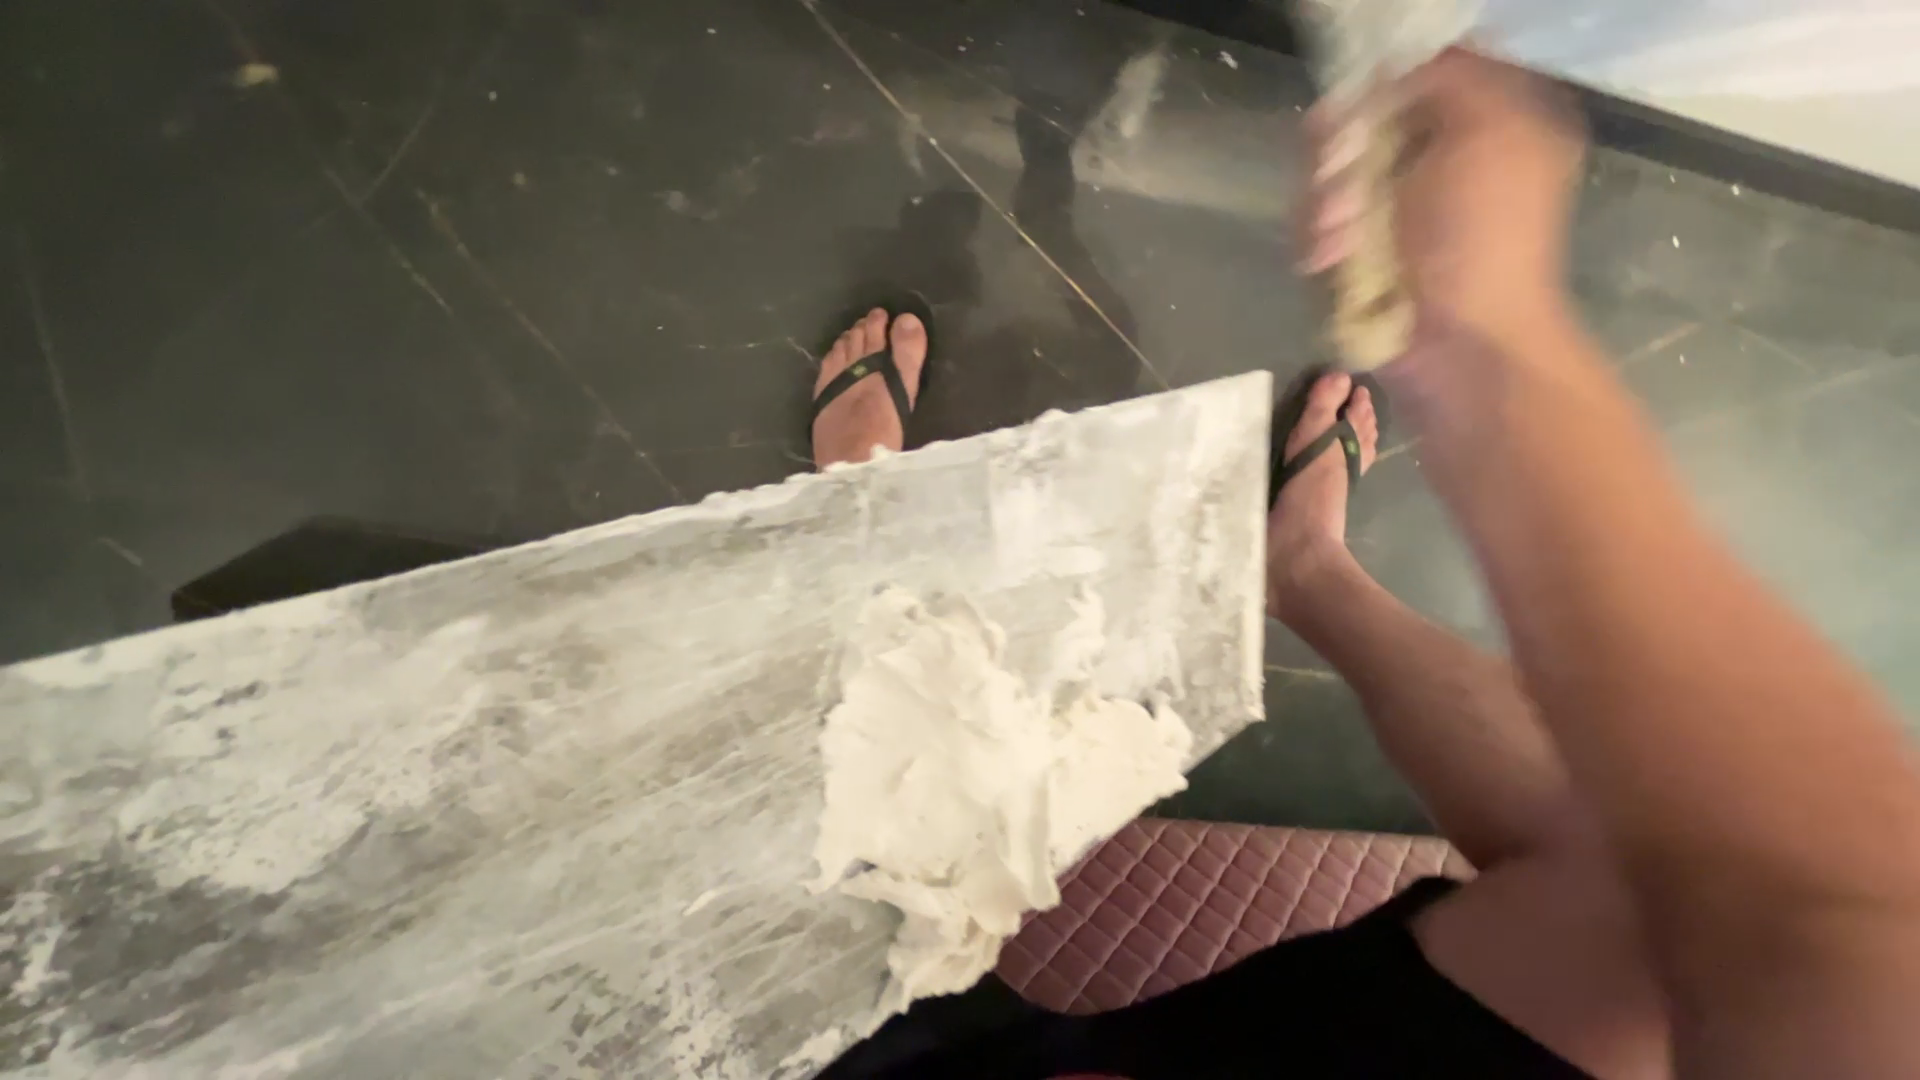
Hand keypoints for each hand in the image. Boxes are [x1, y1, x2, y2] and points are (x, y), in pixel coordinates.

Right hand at [1303, 48, 1586, 354]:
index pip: (1420, 71)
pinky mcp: (1357, 256)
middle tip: (1342, 185)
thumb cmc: (1483, 240)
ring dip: (1323, 209)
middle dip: (1340, 158)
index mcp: (1486, 122)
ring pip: (1330, 181)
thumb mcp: (1489, 132)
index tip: (1356, 103)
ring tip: (1336, 244)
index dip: (1382, 81)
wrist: (1458, 345)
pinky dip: (1318, 246)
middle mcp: (1437, 161)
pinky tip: (1328, 263)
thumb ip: (1449, 78)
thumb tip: (1388, 71)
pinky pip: (1317, 229)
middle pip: (1361, 127)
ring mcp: (1392, 213)